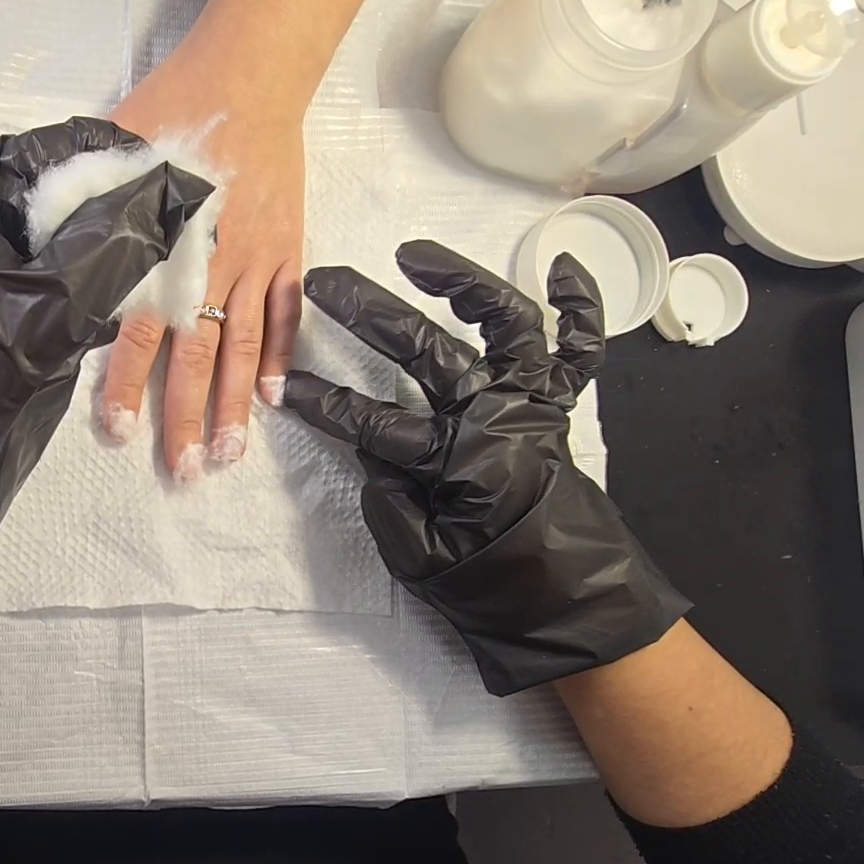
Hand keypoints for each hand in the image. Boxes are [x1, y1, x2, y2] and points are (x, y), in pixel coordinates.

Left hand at [107, 88, 304, 477]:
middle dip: (187, 416)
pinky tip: (273, 398)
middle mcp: (215, 263)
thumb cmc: (176, 110)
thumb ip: (84, 210)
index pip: (141, 326)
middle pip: (197, 354)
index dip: (126, 380)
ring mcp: (258, 261)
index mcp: (167, 244)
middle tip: (181, 469)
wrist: (251, 75)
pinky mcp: (288, 251)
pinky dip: (283, 356)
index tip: (118, 428)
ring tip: (227, 455)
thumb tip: (44, 254)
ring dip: (234, 404)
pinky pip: (287, 313)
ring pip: (244, 345)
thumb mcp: (114, 152)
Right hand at [285, 240, 690, 693]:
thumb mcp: (419, 560)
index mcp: (459, 461)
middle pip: (425, 350)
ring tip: (418, 255)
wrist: (575, 608)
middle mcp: (500, 417)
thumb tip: (374, 455)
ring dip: (462, 281)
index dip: (321, 402)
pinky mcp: (560, 412)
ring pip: (507, 325)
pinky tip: (559, 265)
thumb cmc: (493, 589)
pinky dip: (579, 304)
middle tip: (323, 282)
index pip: (371, 421)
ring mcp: (535, 406)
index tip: (283, 386)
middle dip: (367, 312)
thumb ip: (389, 499)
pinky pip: (580, 350)